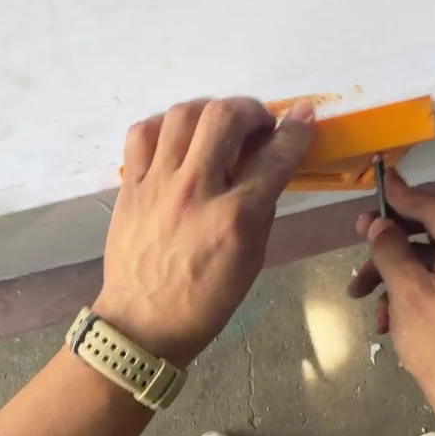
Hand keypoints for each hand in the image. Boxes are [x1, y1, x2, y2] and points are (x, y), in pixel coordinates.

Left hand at [92, 97, 314, 365]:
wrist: (144, 325)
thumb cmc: (205, 302)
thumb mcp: (251, 262)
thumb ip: (261, 210)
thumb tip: (267, 171)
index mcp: (236, 218)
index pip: (275, 157)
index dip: (296, 130)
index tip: (304, 117)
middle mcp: (196, 191)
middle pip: (225, 116)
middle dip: (250, 110)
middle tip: (256, 127)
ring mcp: (157, 184)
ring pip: (183, 113)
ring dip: (208, 111)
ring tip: (216, 129)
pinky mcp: (130, 186)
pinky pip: (143, 132)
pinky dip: (164, 126)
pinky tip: (176, 141)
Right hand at [348, 171, 434, 408]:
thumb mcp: (407, 294)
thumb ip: (390, 251)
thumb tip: (376, 224)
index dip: (402, 197)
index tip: (380, 180)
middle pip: (426, 234)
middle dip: (388, 246)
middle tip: (357, 239)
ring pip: (423, 259)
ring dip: (390, 275)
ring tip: (361, 296)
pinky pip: (430, 278)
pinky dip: (405, 291)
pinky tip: (384, 317)